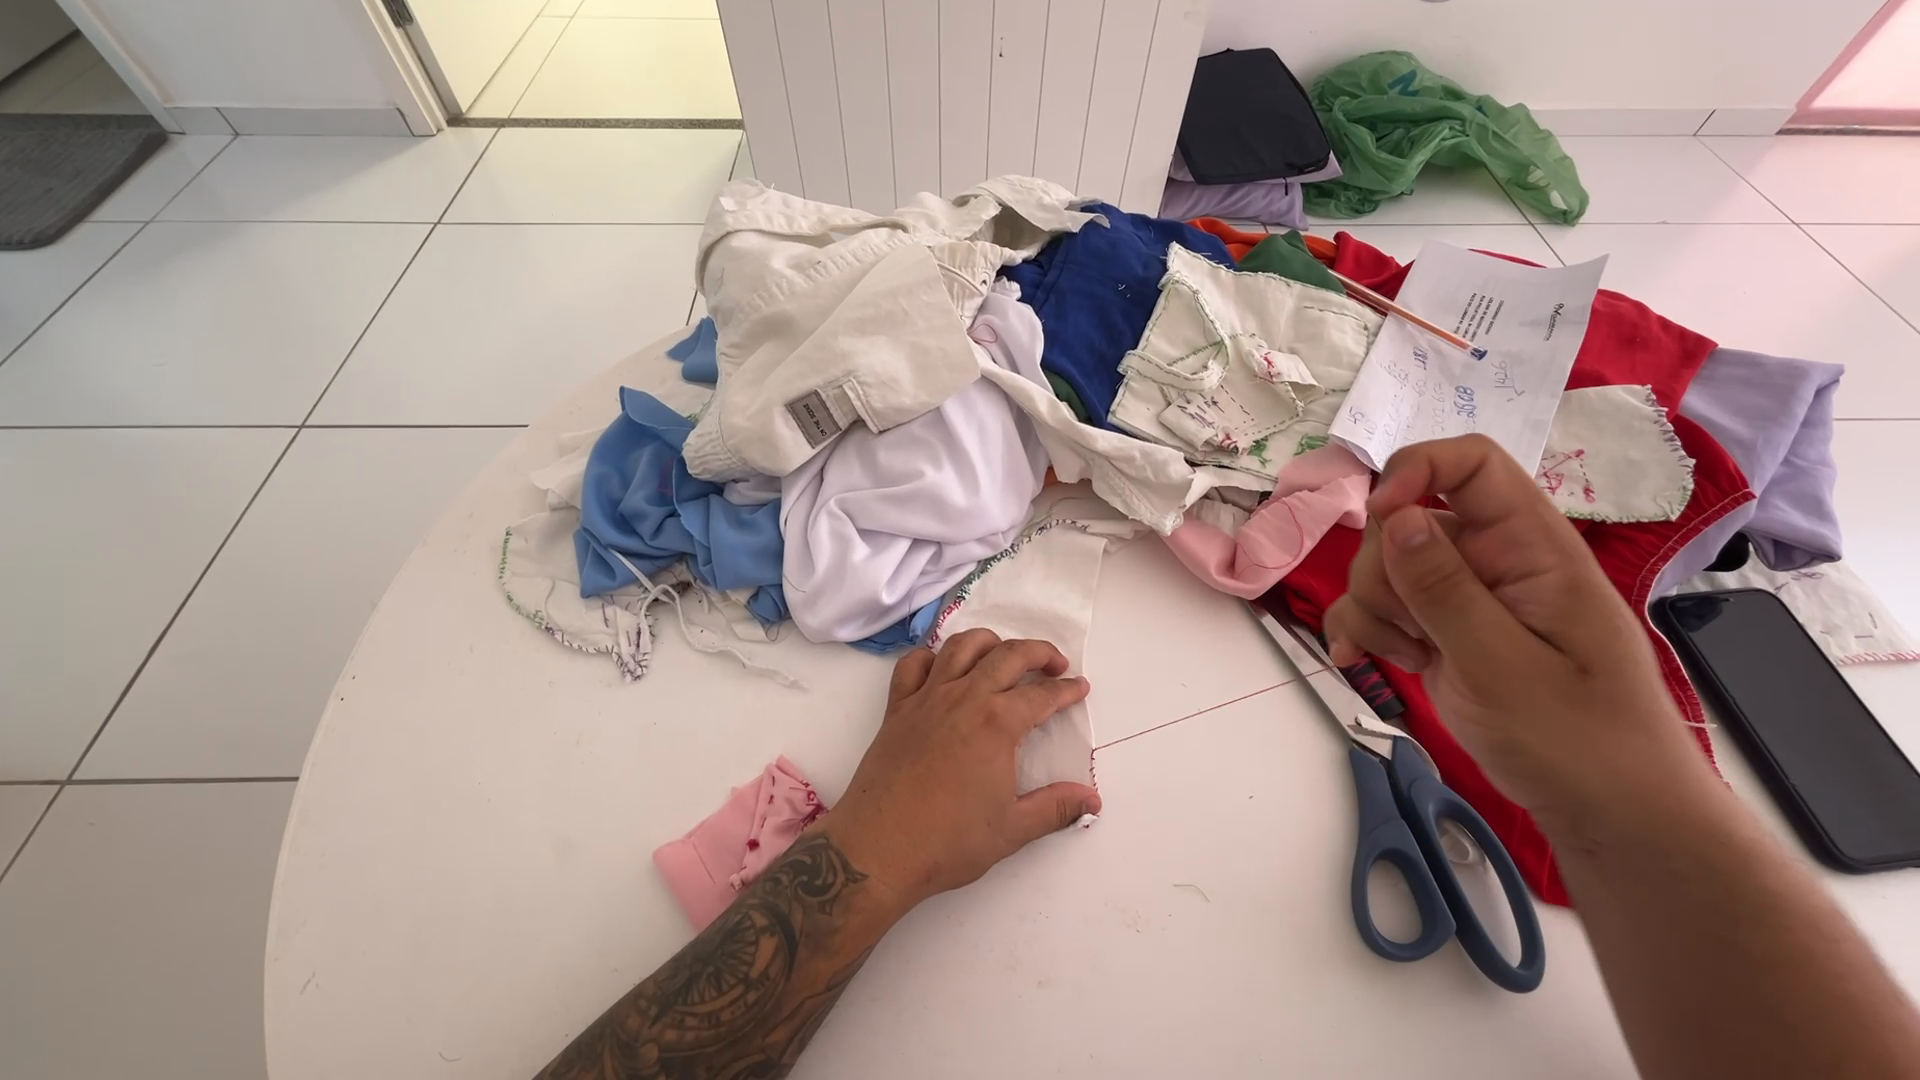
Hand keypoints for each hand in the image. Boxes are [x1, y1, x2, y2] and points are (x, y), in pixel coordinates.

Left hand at [816, 629, 1100, 915]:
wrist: (879, 848)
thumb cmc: (949, 841)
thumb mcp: (1013, 829)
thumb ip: (1056, 808)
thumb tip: (1092, 799)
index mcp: (997, 723)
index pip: (1042, 694)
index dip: (1066, 689)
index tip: (1080, 687)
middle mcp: (964, 698)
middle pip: (1007, 655)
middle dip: (1039, 652)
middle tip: (1056, 664)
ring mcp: (927, 699)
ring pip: (961, 647)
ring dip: (989, 642)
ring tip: (1004, 654)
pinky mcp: (897, 709)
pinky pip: (913, 665)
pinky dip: (932, 656)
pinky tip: (943, 668)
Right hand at [1323, 435, 1705, 822]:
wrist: (1604, 811)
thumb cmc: (1575, 739)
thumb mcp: (1503, 665)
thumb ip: (1445, 589)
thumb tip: (1394, 517)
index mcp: (1531, 548)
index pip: (1472, 464)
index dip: (1416, 470)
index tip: (1377, 520)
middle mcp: (1493, 561)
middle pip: (1405, 522)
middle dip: (1383, 572)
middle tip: (1409, 630)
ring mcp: (1462, 598)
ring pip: (1381, 568)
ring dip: (1372, 611)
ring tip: (1406, 658)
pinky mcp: (1438, 632)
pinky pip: (1376, 608)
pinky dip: (1361, 630)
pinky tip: (1361, 659)